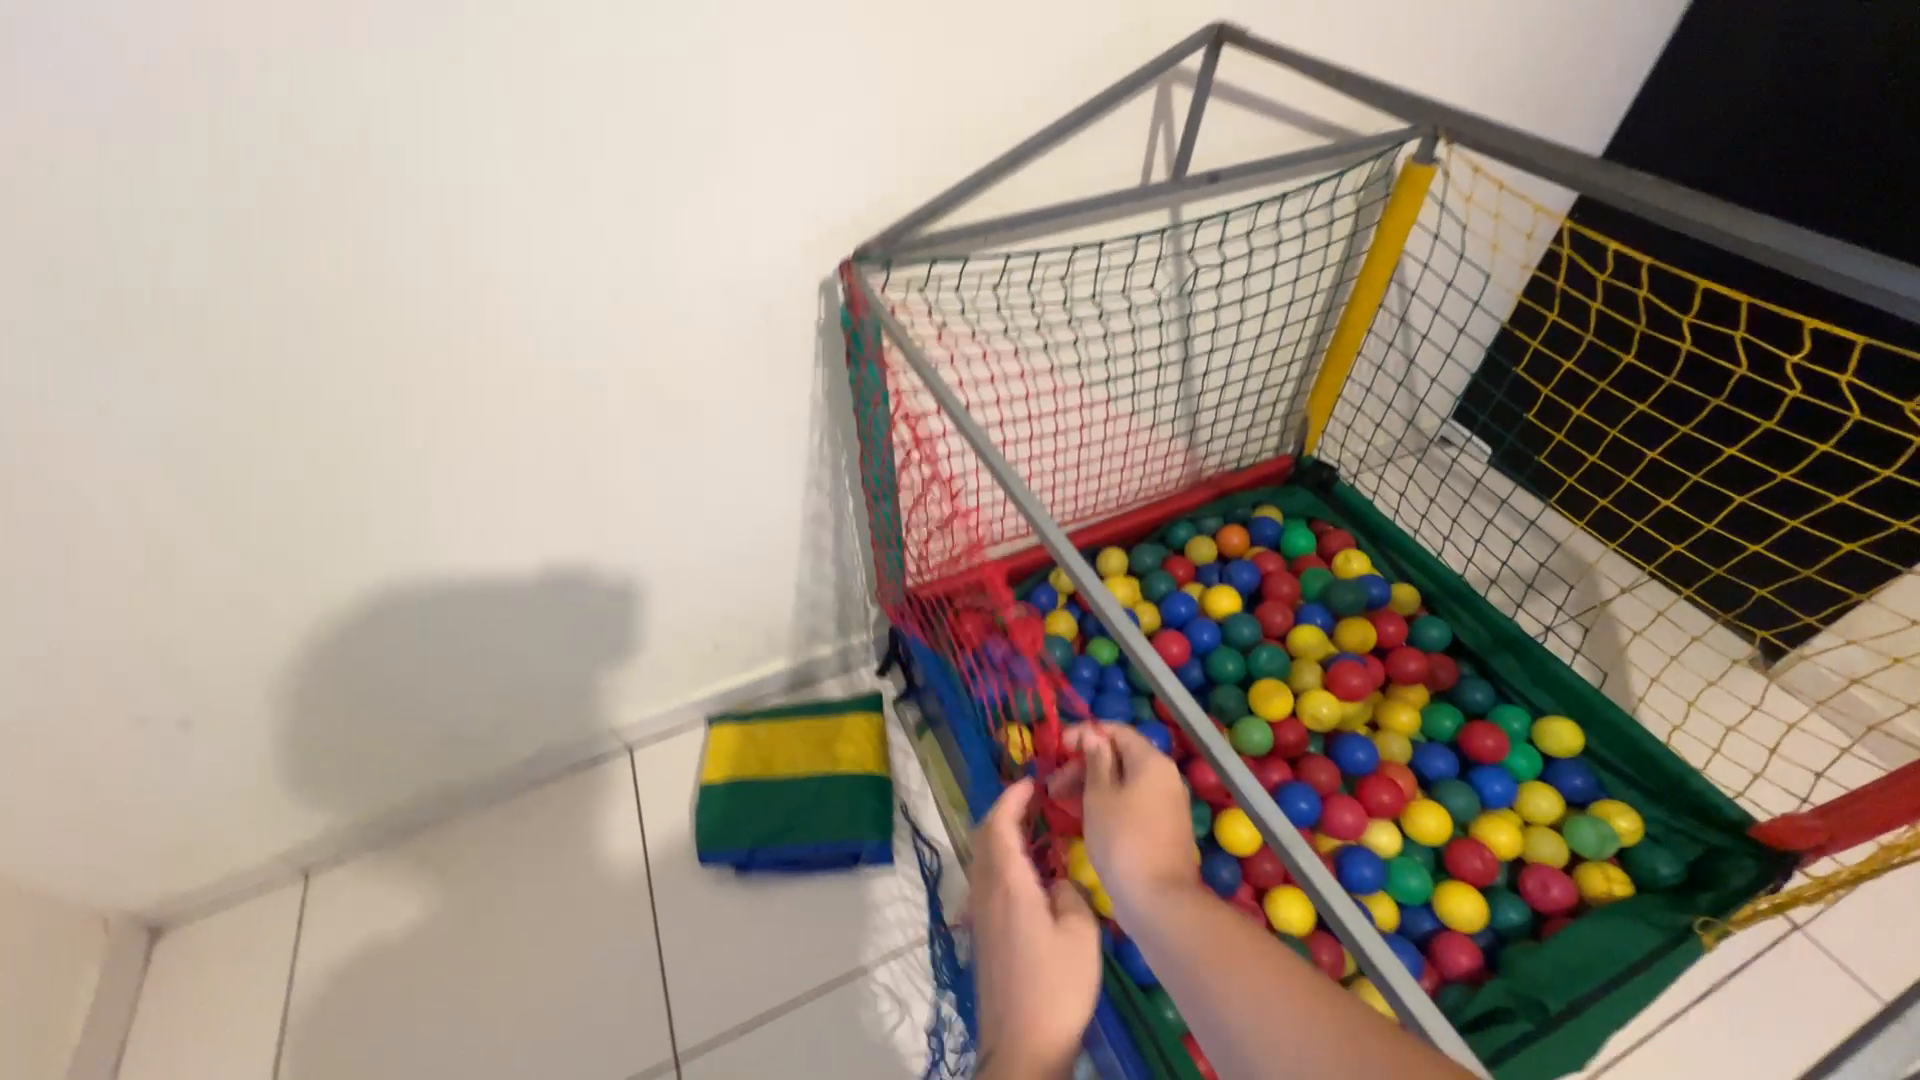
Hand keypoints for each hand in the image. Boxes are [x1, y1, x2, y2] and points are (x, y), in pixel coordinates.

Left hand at [971, 776, 1100, 1079]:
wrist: (1022, 1045)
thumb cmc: (1056, 987)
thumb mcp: (1080, 934)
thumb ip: (1069, 894)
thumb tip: (1058, 881)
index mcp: (1007, 884)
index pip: (998, 825)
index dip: (1011, 798)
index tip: (1030, 781)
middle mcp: (985, 892)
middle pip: (983, 838)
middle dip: (1003, 812)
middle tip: (1032, 800)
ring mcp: (980, 915)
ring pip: (982, 859)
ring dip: (1000, 836)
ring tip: (1032, 828)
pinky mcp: (983, 935)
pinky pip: (986, 880)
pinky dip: (1001, 861)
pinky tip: (1027, 873)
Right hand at [1068, 724, 1198, 918]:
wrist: (1158, 899)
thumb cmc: (1122, 840)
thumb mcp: (1099, 795)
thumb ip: (1095, 760)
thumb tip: (1093, 736)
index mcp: (1151, 761)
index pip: (1116, 731)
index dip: (1084, 733)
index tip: (1058, 748)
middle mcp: (1164, 776)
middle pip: (1119, 757)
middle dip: (1083, 765)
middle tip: (1053, 785)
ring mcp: (1166, 803)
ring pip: (1123, 782)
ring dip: (1091, 786)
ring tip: (1060, 803)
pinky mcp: (1162, 827)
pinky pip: (1131, 802)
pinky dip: (1107, 803)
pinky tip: (1083, 818)